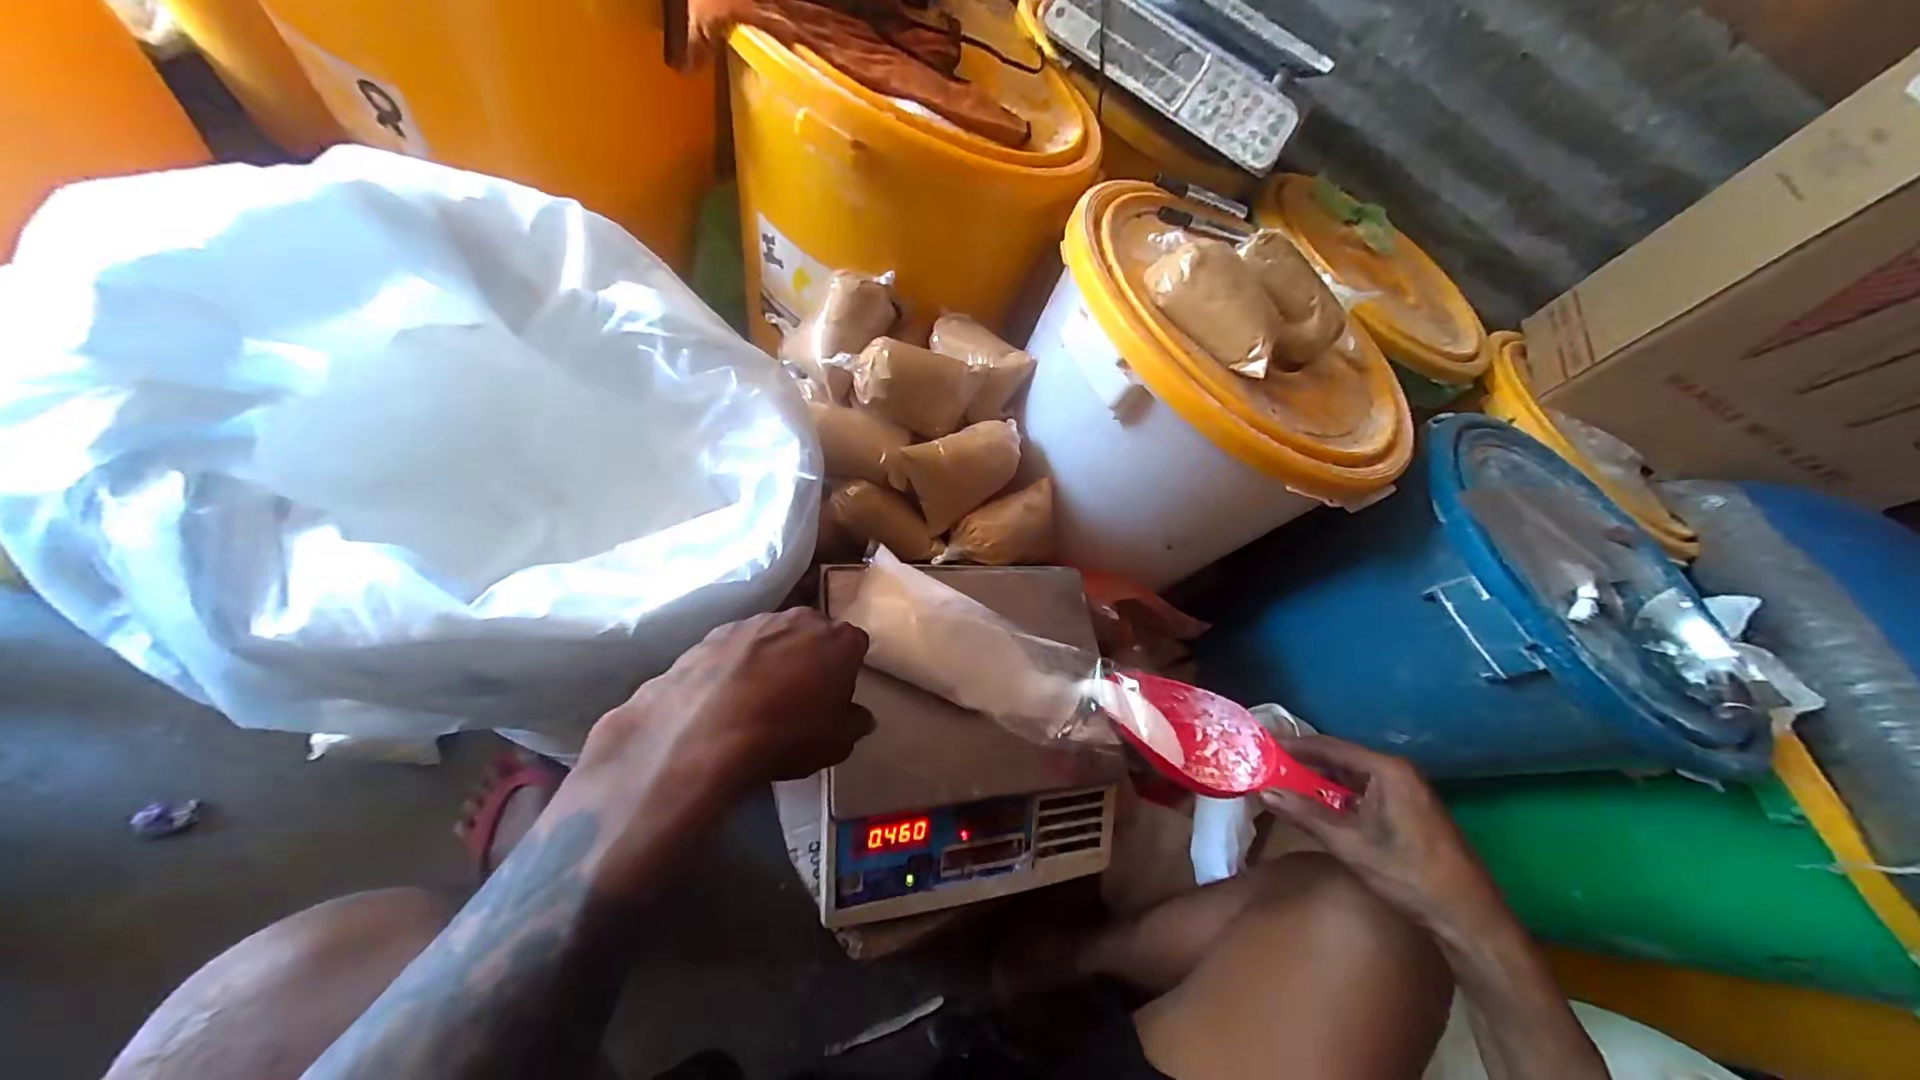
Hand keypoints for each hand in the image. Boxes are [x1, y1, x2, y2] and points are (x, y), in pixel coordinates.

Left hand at [581, 608, 875, 790]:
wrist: (708, 730)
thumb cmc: (788, 733)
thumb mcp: (837, 743)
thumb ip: (855, 723)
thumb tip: (861, 717)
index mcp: (840, 639)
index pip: (854, 646)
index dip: (846, 670)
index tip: (834, 695)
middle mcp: (801, 618)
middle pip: (813, 633)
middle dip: (810, 655)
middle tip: (799, 694)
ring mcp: (756, 620)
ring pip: (773, 635)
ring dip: (771, 656)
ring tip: (756, 696)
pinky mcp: (715, 630)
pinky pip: (736, 646)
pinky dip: (735, 663)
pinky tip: (725, 694)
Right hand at [1261, 735, 1503, 938]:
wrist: (1468, 918)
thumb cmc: (1408, 875)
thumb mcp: (1349, 843)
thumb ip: (1304, 813)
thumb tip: (1264, 792)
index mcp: (1387, 770)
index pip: (1330, 747)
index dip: (1295, 745)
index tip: (1264, 743)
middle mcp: (1398, 772)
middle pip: (1341, 758)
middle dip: (1304, 761)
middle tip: (1269, 763)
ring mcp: (1407, 791)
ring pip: (1352, 776)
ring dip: (1320, 779)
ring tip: (1284, 780)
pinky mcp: (1409, 809)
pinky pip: (1365, 790)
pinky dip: (1338, 794)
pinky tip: (1317, 803)